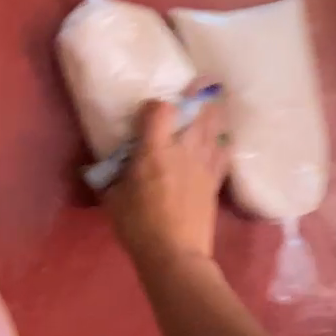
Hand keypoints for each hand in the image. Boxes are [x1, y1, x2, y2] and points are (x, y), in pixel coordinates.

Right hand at [104, 90, 230, 268]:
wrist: (175, 254)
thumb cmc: (137, 225)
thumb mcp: (113, 198)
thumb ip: (112, 177)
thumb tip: (110, 168)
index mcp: (154, 152)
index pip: (159, 111)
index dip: (154, 105)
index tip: (147, 111)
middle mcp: (183, 150)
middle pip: (198, 113)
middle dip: (200, 95)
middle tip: (203, 82)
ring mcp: (203, 165)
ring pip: (215, 129)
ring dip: (216, 112)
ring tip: (216, 100)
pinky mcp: (215, 181)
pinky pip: (224, 153)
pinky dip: (223, 142)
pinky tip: (223, 138)